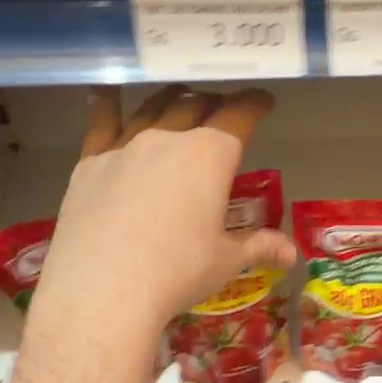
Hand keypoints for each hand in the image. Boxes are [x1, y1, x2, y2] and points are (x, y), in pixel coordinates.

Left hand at [37, 85, 297, 332]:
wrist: (104, 290)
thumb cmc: (178, 273)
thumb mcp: (227, 262)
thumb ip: (259, 247)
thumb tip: (291, 253)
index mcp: (210, 156)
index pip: (239, 117)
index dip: (254, 105)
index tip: (263, 101)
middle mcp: (168, 138)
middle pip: (195, 105)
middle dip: (215, 102)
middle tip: (224, 107)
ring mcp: (125, 147)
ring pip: (152, 108)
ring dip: (171, 98)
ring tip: (179, 96)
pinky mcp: (90, 163)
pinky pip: (100, 122)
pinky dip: (107, 103)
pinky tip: (105, 93)